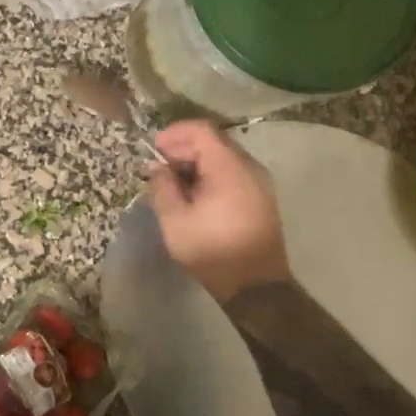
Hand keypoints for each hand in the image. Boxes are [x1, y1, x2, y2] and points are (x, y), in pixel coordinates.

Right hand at [148, 120, 292, 303]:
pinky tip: (195, 193)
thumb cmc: (211, 249)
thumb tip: (156, 167)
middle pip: (215, 141)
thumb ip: (163, 186)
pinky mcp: (261, 197)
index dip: (175, 133)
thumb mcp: (174, 219)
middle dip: (184, 148)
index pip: (202, 130)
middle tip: (160, 166)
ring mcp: (259, 182)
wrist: (254, 285)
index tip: (154, 148)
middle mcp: (249, 168)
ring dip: (197, 162)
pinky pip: (233, 172)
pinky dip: (211, 173)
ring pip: (224, 157)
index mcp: (229, 169)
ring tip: (174, 181)